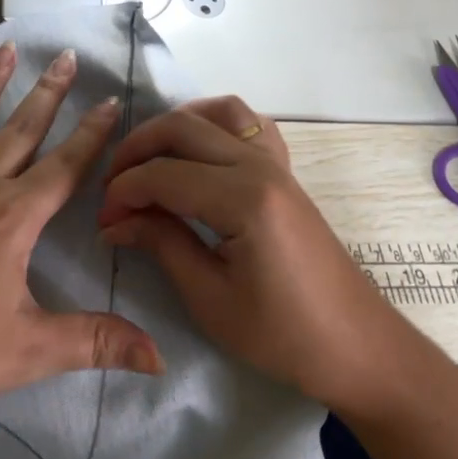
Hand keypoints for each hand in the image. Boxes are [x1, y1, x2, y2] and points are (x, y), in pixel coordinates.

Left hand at [0, 43, 161, 458]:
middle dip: (49, 91)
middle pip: (21, 128)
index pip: (66, 164)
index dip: (93, 132)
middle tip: (68, 57)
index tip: (111, 98)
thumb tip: (161, 356)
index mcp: (14, 216)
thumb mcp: (28, 352)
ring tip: (7, 48)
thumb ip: (96, 342)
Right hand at [96, 97, 383, 406]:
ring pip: (215, 112)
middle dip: (136, 150)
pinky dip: (214, 122)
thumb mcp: (210, 298)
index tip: (102, 220)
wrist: (355, 346)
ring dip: (174, 126)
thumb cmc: (282, 334)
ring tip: (148, 159)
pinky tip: (197, 151)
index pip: (163, 175)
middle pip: (182, 128)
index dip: (123, 193)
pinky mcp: (286, 171)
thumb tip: (114, 221)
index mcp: (243, 199)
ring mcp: (276, 163)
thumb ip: (162, 245)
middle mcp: (259, 166)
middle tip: (112, 187)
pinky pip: (248, 123)